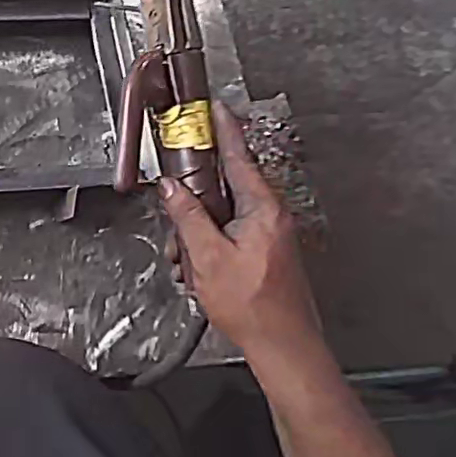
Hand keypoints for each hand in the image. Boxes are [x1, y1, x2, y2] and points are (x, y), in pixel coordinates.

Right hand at [157, 102, 320, 357]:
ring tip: (191, 266)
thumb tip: (172, 187)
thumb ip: (187, 216)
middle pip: (220, 191)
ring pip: (218, 217)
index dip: (225, 131)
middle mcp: (269, 218)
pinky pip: (225, 236)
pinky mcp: (262, 251)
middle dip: (190, 211)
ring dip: (195, 238)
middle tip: (181, 237)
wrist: (284, 347)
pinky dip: (206, 250)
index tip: (217, 109)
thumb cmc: (254, 307)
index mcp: (262, 211)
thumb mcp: (208, 257)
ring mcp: (267, 236)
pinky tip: (200, 273)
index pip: (239, 159)